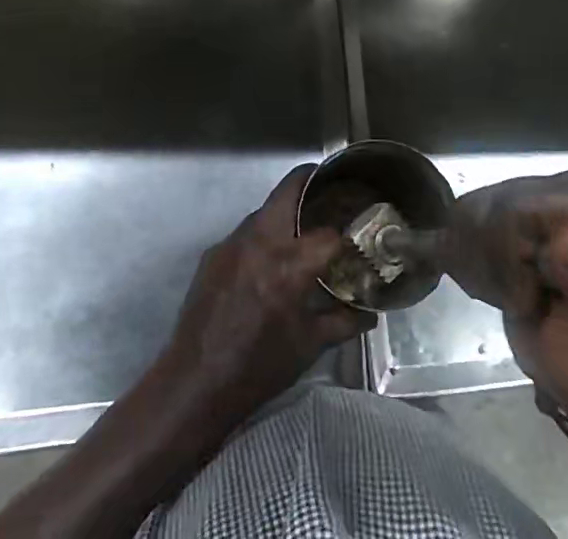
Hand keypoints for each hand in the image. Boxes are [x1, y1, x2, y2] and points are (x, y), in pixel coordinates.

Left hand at [163, 164, 375, 417]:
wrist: (196, 382)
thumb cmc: (260, 366)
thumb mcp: (310, 345)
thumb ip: (344, 321)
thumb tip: (370, 314)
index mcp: (290, 264)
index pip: (329, 233)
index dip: (347, 235)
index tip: (356, 239)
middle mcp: (260, 242)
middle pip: (289, 190)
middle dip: (311, 184)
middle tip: (329, 195)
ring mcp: (232, 244)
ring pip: (265, 211)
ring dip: (286, 215)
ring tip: (302, 234)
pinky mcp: (213, 254)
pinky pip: (245, 234)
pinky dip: (263, 238)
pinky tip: (268, 263)